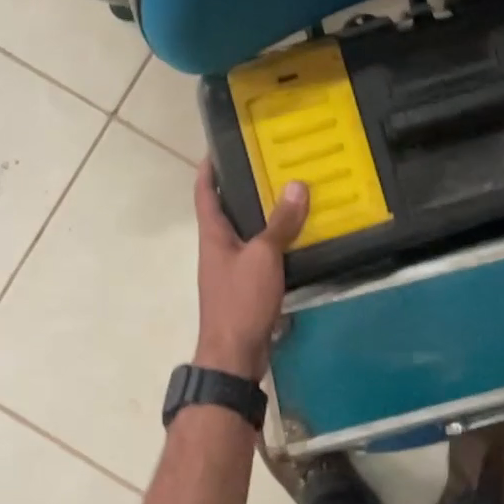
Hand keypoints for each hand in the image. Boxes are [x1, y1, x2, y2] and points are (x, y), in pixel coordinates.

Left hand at [191, 161, 309, 378]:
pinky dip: (277, 242)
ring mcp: (231, 268)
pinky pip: (261, 254)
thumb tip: (296, 185)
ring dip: (265, 215)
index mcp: (213, 235)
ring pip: (248, 232)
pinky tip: (299, 237)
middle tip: (274, 165)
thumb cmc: (240, 301)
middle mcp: (218, 247)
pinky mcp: (247, 287)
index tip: (221, 146)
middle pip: (228, 209)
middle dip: (246, 188)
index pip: (205, 192)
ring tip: (292, 195)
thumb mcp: (263, 257)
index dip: (209, 169)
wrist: (234, 357)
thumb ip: (280, 223)